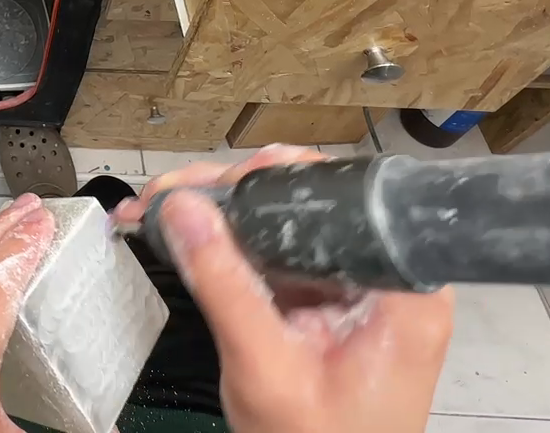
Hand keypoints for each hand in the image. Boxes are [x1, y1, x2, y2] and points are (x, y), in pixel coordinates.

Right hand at [112, 145, 455, 432]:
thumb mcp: (265, 370)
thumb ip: (226, 286)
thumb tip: (181, 205)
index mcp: (396, 286)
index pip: (339, 197)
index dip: (274, 178)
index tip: (215, 186)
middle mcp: (377, 270)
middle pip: (297, 197)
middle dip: (222, 189)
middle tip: (164, 195)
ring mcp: (343, 278)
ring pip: (272, 214)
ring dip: (210, 206)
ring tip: (153, 205)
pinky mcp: (314, 289)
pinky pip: (262, 242)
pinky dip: (215, 233)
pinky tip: (171, 226)